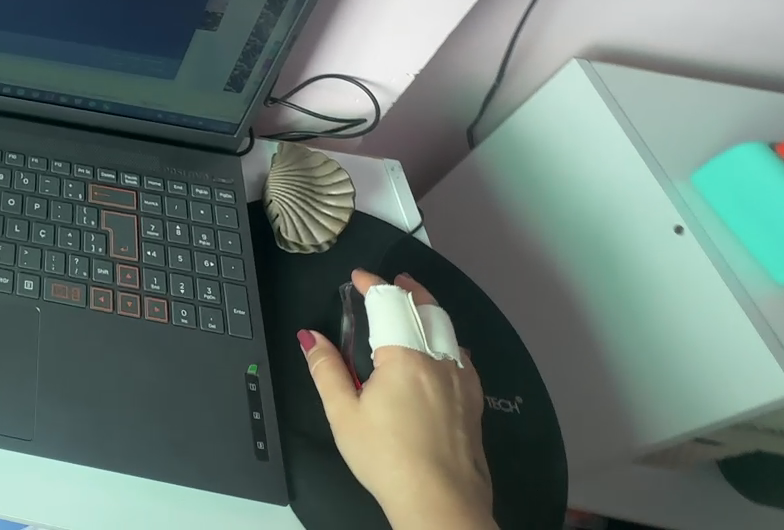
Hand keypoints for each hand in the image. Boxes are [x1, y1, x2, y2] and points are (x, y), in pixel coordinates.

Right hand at [300, 270, 494, 529]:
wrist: (441, 508)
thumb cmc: (388, 460)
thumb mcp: (342, 412)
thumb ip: (325, 368)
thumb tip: (310, 336)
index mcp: (405, 359)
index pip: (389, 305)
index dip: (373, 284)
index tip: (359, 277)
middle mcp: (439, 365)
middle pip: (428, 312)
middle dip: (409, 290)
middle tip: (394, 280)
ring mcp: (462, 386)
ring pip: (450, 333)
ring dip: (431, 312)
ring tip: (416, 305)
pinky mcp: (473, 407)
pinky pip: (464, 359)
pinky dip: (450, 341)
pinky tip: (444, 350)